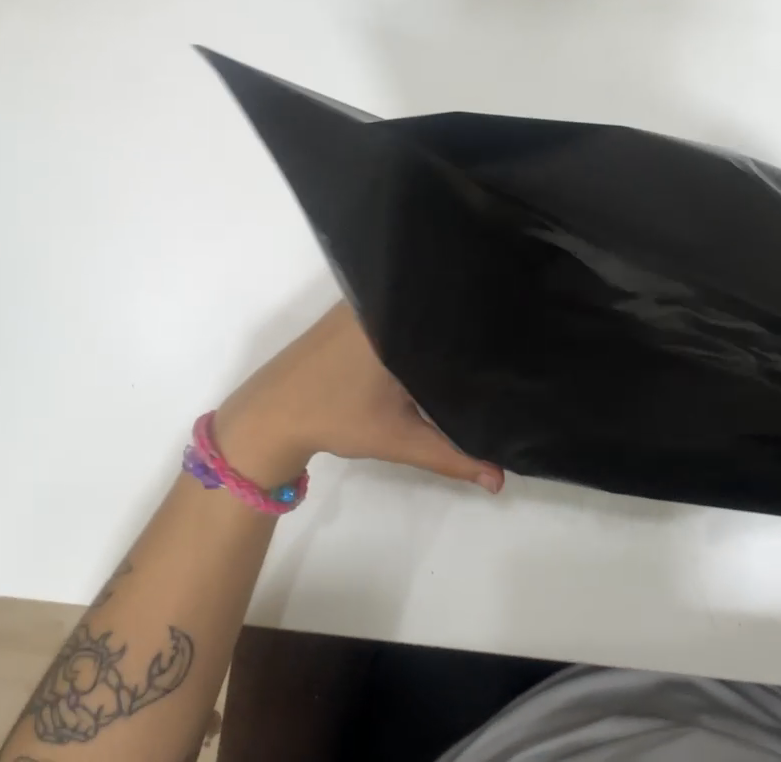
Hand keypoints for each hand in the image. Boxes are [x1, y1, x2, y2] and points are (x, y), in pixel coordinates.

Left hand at [210, 303, 503, 493]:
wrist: (268, 415)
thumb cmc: (334, 419)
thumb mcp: (399, 439)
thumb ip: (452, 457)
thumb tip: (498, 481)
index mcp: (397, 322)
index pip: (454, 311)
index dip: (486, 323)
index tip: (512, 336)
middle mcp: (380, 300)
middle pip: (437, 303)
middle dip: (466, 321)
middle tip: (500, 341)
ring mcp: (362, 299)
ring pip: (416, 305)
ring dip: (438, 322)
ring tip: (477, 337)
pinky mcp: (349, 307)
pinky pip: (396, 307)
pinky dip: (414, 322)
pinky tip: (433, 339)